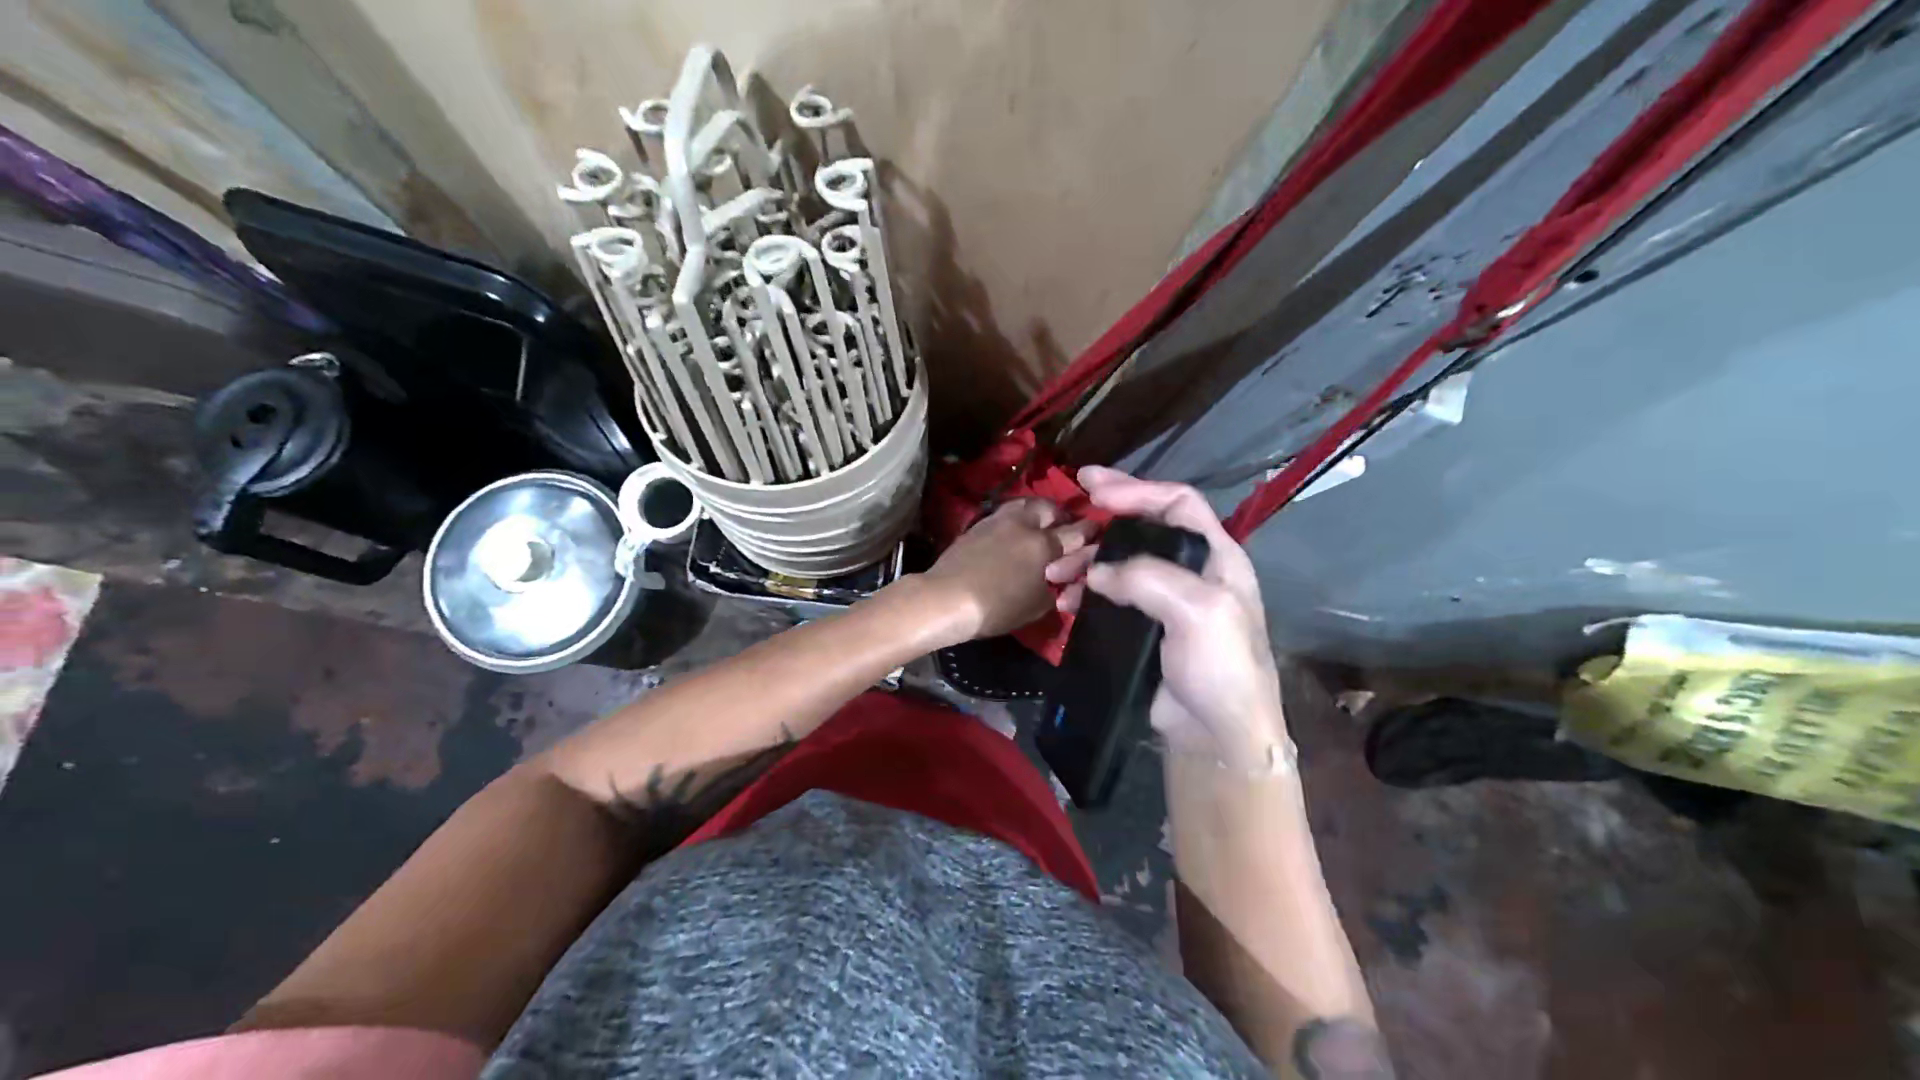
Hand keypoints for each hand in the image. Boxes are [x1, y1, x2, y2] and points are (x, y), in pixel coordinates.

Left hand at [919, 498, 1094, 643]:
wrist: (947, 598)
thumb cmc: (997, 608)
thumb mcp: (1038, 606)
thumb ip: (1056, 587)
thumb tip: (1063, 576)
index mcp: (1045, 545)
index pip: (1077, 531)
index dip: (1091, 530)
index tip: (1098, 529)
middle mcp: (1025, 524)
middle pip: (1050, 508)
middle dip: (1061, 515)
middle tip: (1064, 528)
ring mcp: (999, 520)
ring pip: (1025, 505)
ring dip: (1036, 512)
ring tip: (1038, 526)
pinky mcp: (978, 525)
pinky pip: (1005, 514)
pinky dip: (1016, 519)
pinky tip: (1014, 532)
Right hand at [1047, 466, 1284, 769]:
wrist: (1215, 734)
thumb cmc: (1220, 664)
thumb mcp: (1196, 609)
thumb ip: (1146, 578)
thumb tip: (1096, 571)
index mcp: (1215, 556)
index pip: (1176, 503)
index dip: (1136, 490)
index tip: (1093, 486)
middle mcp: (1190, 571)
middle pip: (1142, 529)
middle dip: (1102, 523)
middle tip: (1068, 517)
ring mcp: (1164, 601)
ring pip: (1118, 563)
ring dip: (1085, 561)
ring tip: (1055, 574)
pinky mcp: (1141, 628)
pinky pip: (1107, 597)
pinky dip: (1084, 592)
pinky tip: (1065, 600)